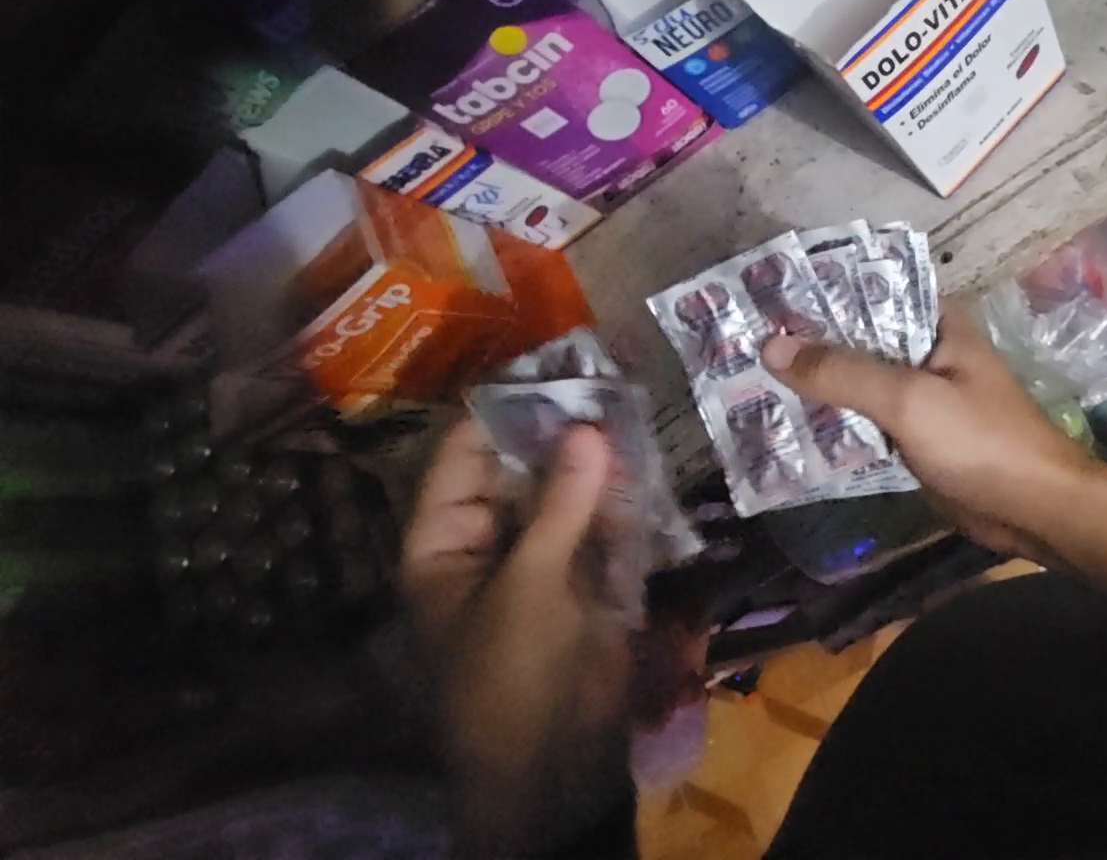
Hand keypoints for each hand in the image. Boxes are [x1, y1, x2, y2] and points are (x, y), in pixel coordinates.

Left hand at [401, 421, 632, 853]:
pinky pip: (600, 519)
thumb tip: (591, 429)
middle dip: (558, 433)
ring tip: (629, 408)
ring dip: (595, 460)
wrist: (557, 753)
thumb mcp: (530, 585)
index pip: (463, 460)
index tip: (547, 370)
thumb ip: (561, 505)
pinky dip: (619, 494)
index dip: (500, 415)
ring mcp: (542, 555)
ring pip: (565, 491)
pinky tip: (645, 461)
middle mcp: (490, 539)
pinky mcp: (587, 571)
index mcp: (446, 543)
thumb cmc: (512, 671)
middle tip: (602, 381)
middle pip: (520, 470)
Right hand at [763, 307, 1105, 558]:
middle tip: (740, 342)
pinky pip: (866, 419)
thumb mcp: (909, 399)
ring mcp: (921, 394)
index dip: (819, 292)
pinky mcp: (915, 434)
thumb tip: (772, 346)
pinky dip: (834, 420)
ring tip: (747, 378)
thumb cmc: (981, 442)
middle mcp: (926, 350)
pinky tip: (787, 423)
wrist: (1034, 509)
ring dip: (816, 384)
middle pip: (858, 337)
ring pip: (858, 381)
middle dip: (807, 342)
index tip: (763, 296)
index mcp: (936, 322)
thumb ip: (844, 372)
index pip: (869, 290)